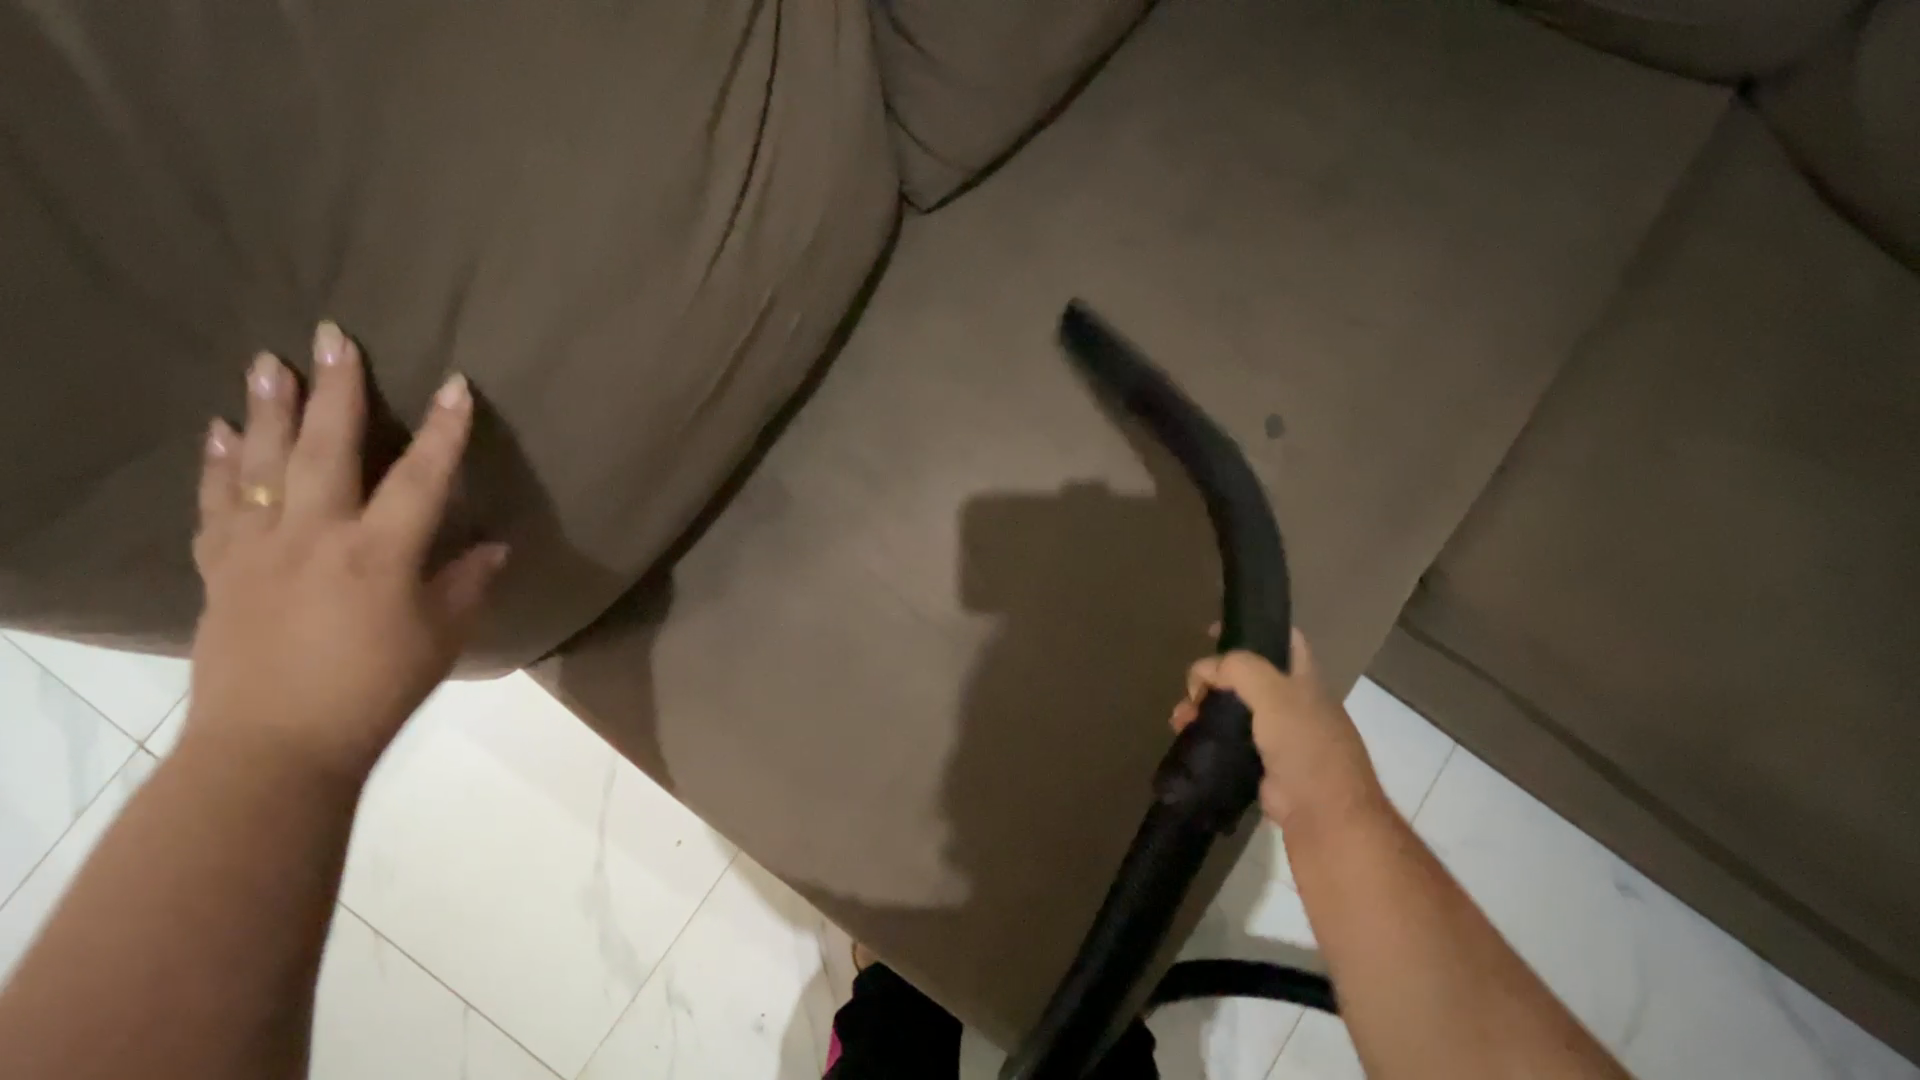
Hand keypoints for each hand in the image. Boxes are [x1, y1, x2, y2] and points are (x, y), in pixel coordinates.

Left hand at [185, 322, 507, 778]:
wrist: (274, 747)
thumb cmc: (375, 691)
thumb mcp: (442, 639)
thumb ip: (467, 585)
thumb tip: (495, 547)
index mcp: (379, 554)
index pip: (422, 478)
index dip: (444, 430)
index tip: (456, 385)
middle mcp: (315, 536)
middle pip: (328, 450)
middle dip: (336, 391)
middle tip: (332, 337)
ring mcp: (258, 549)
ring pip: (262, 464)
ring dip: (267, 410)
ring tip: (266, 363)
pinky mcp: (220, 569)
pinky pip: (217, 505)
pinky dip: (218, 465)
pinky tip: (220, 434)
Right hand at [1171, 631, 1386, 831]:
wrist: (1322, 812)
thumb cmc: (1305, 745)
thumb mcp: (1274, 693)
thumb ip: (1239, 669)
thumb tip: (1205, 670)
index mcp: (1304, 679)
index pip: (1283, 639)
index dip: (1252, 628)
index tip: (1214, 632)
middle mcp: (1293, 703)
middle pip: (1248, 676)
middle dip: (1214, 676)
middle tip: (1192, 686)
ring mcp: (1277, 735)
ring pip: (1232, 709)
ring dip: (1203, 707)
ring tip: (1180, 717)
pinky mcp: (1261, 763)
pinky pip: (1227, 740)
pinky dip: (1204, 735)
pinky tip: (1185, 736)